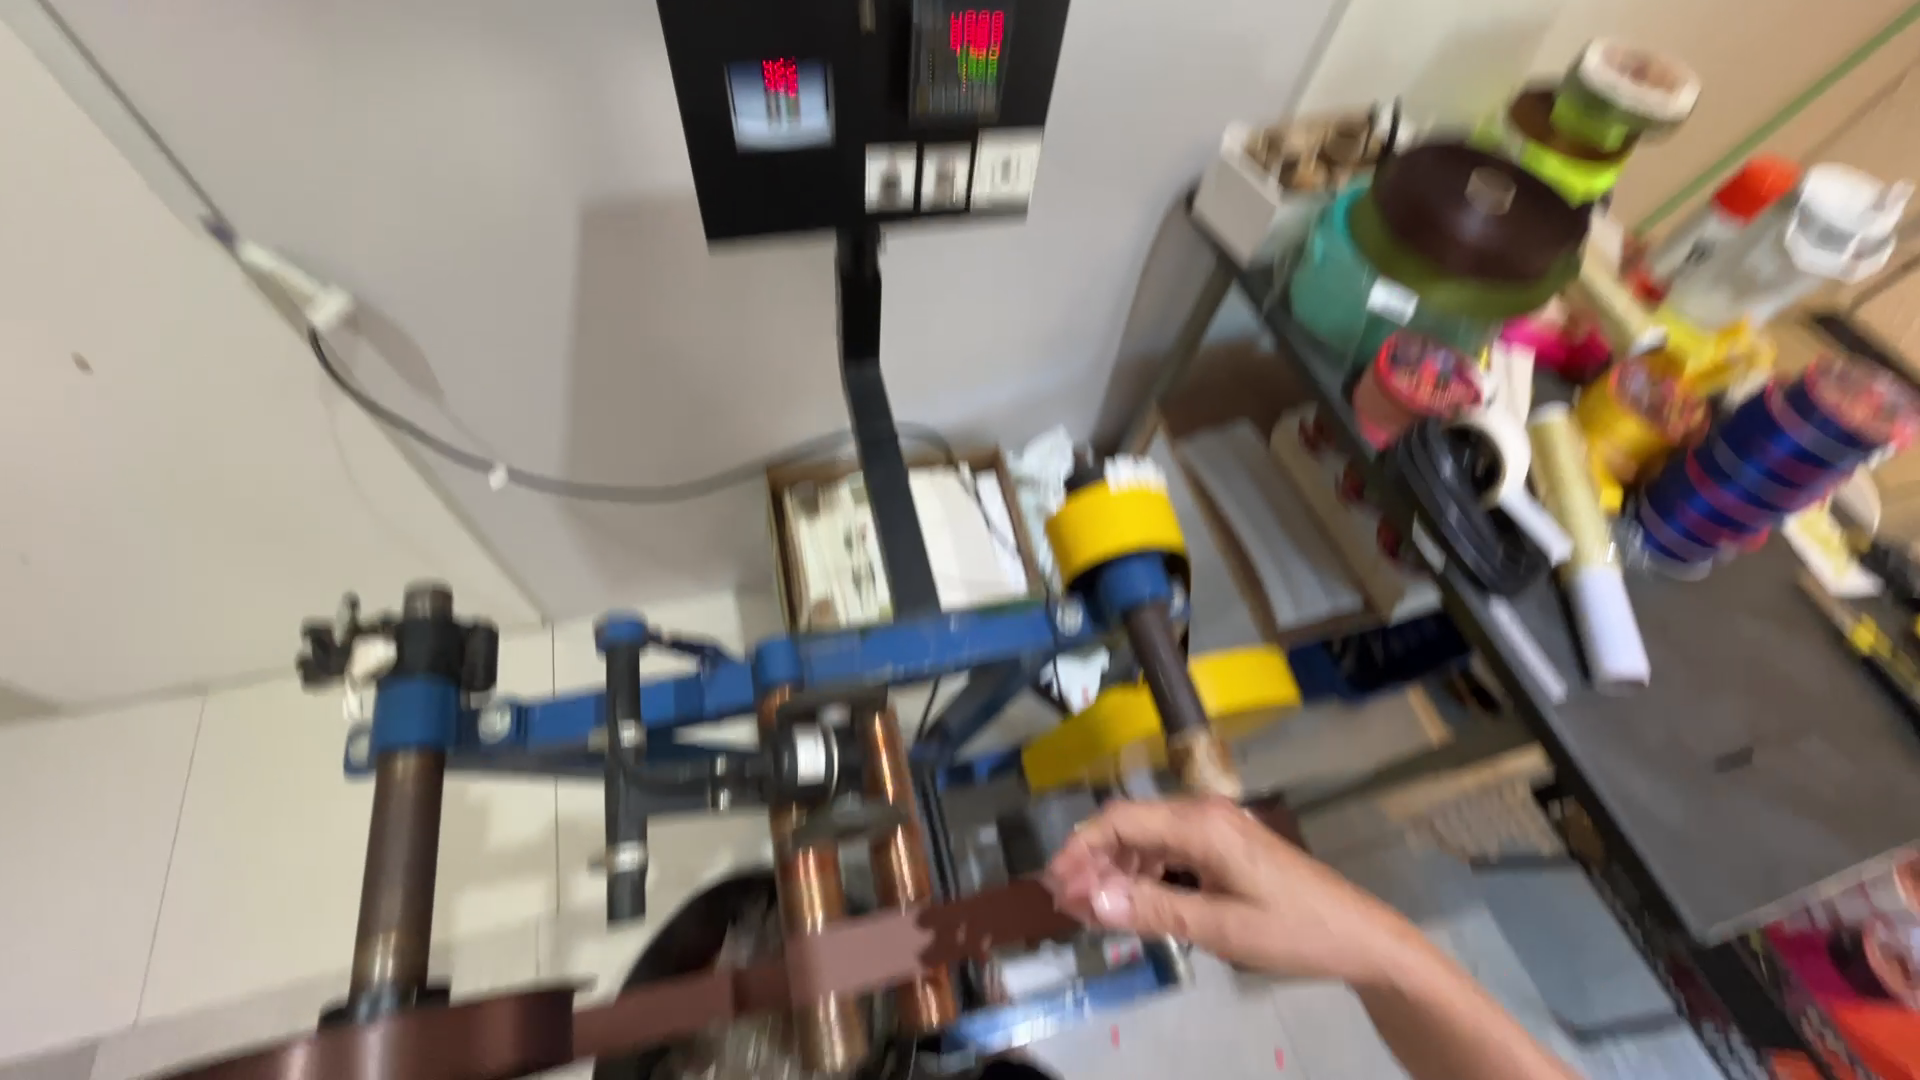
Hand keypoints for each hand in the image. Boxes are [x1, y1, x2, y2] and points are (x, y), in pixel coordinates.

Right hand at [1044, 797, 1417, 983]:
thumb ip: (1154, 910)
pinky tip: (1132, 901)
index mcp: (1200, 824)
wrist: (1361, 937)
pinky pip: (1167, 851)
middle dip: (1093, 861)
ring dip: (1115, 869)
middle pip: (1128, 826)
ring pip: (1145, 839)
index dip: (1081, 848)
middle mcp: (1200, 814)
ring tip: (1093, 907)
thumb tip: (1090, 899)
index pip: (1120, 821)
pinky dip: (1142, 874)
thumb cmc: (1294, 930)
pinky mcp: (1220, 845)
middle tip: (1068, 903)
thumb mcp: (1221, 928)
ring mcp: (1212, 827)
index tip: (1054, 883)